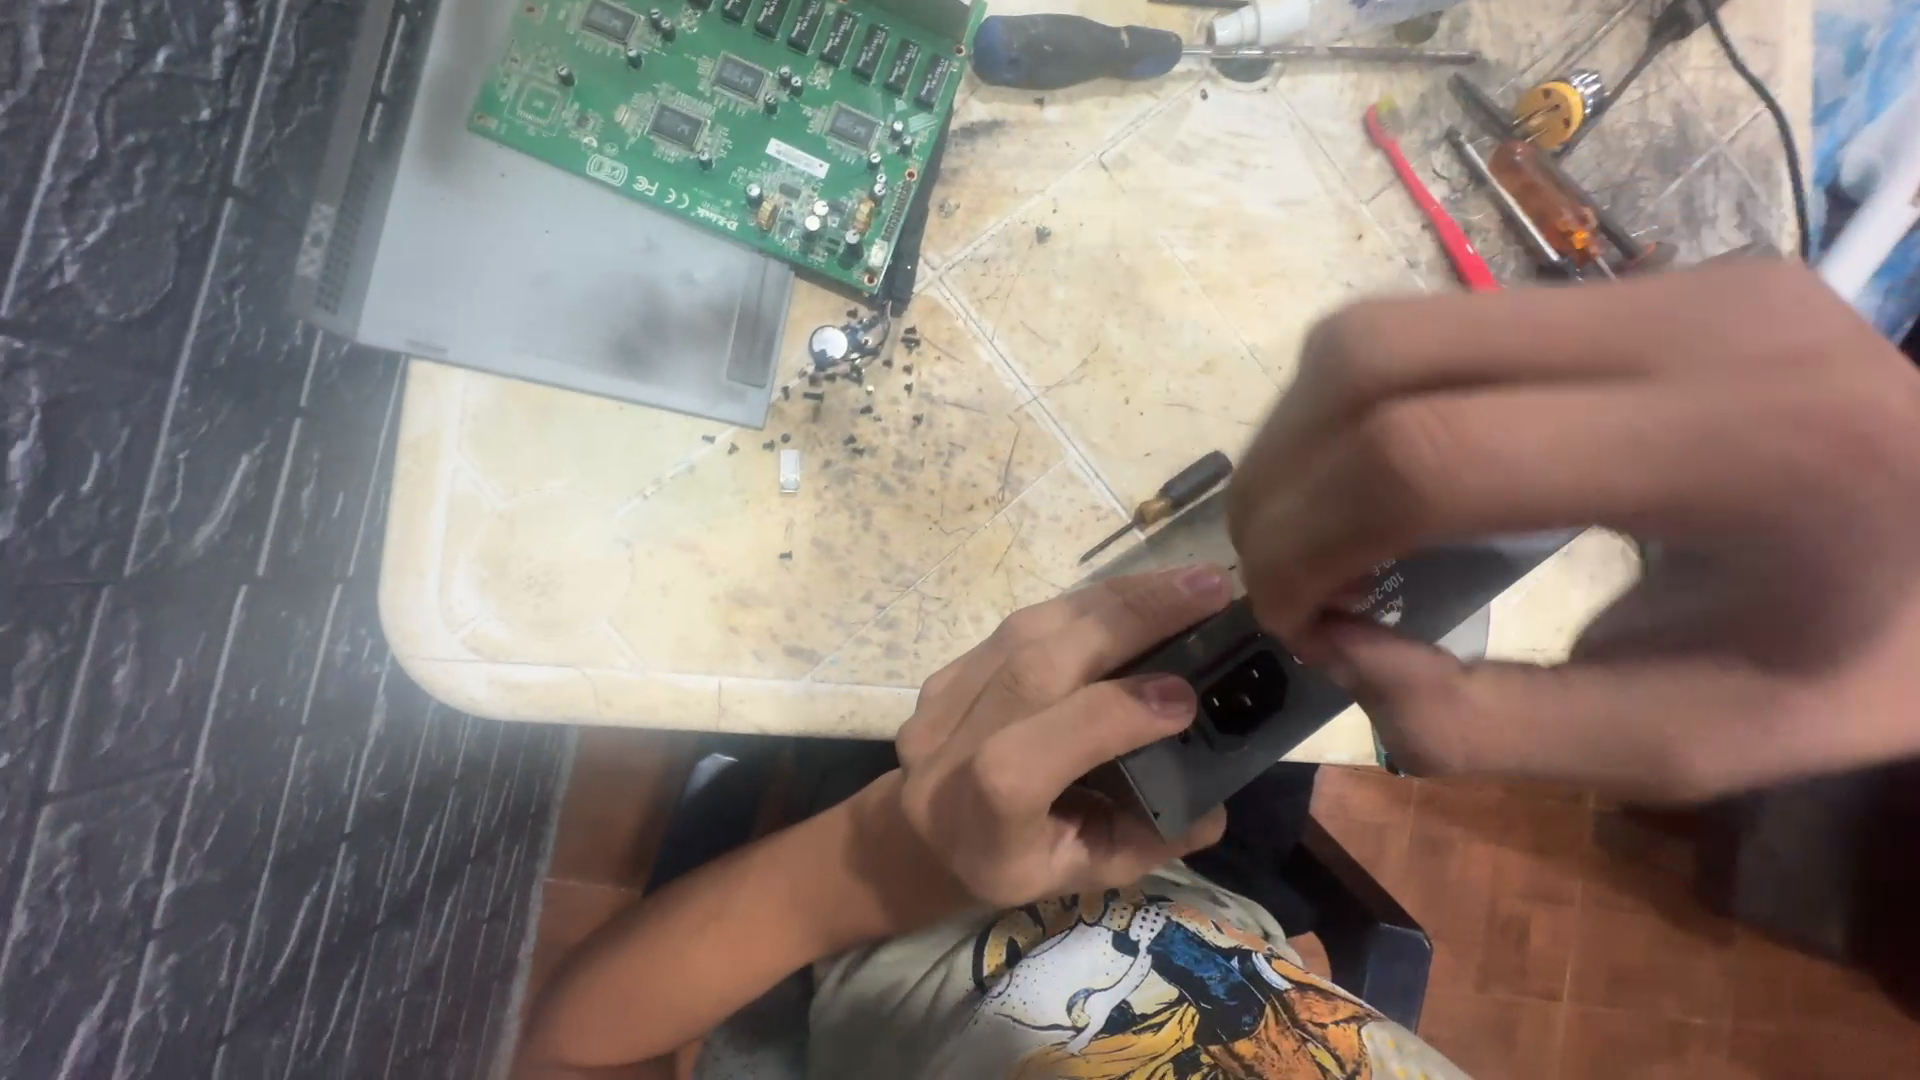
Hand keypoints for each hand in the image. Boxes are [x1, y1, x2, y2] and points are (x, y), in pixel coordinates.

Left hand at [885, 567, 1233, 908]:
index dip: (1106, 719)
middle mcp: (948, 750)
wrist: (920, 829)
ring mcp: (942, 699)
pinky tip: (1133, 593)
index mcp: (978, 822)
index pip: (1028, 761)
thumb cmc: (1009, 860)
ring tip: (1184, 581)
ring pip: (1029, 629)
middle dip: (1129, 623)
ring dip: (1115, 599)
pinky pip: (1021, 622)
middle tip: (1209, 590)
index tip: (1186, 696)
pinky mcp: (949, 666)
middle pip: (1033, 670)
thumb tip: (1218, 799)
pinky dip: (1084, 603)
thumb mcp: (1081, 873)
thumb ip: (1146, 842)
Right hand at [1227, 259, 1919, 800]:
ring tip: (1302, 528)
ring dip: (1295, 440)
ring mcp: (1647, 279)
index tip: (1287, 618)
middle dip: (1276, 483)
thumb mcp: (1687, 743)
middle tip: (1270, 572)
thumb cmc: (1876, 655)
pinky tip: (1360, 479)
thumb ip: (1482, 723)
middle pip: (1371, 361)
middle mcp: (1685, 320)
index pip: (1431, 457)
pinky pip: (1413, 330)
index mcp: (1745, 445)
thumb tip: (1333, 645)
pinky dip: (1342, 414)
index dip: (1310, 539)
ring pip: (1371, 329)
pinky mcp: (1613, 279)